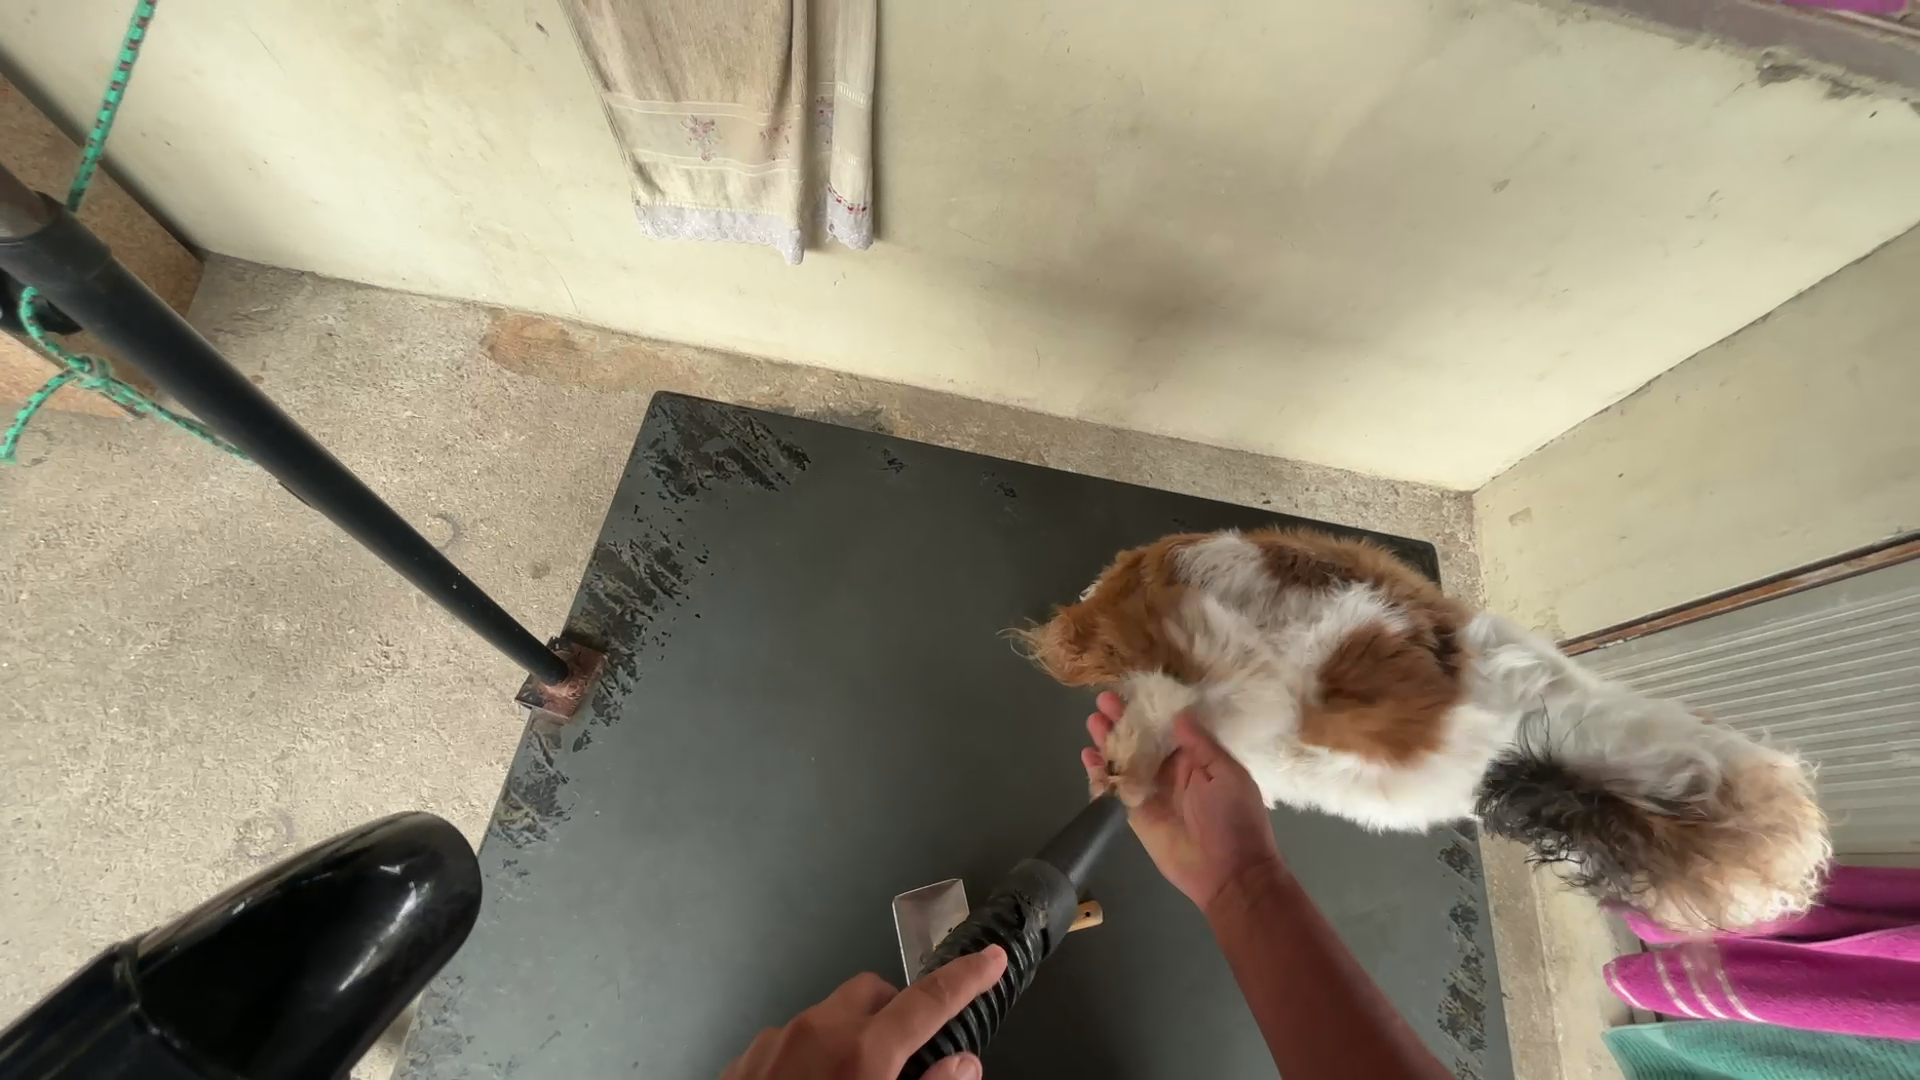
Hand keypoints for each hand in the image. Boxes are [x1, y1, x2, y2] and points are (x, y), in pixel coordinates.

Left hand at [719, 946, 1006, 1079]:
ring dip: (849, 1037)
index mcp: (862, 1053)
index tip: (991, 959)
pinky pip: (790, 1040)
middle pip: (873, 992)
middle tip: (904, 1057)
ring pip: (829, 1016)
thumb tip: (963, 1064)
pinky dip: (809, 1057)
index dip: (967, 979)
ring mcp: (775, 1041)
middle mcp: (818, 1031)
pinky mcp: (744, 1059)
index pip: (929, 1000)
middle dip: (895, 1013)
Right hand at [1082, 692, 1283, 912]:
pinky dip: (1099, 774)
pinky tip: (1088, 757)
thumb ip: (1200, 744)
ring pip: (1123, 760)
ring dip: (1107, 741)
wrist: (1230, 874)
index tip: (1130, 691)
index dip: (1147, 709)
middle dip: (1121, 720)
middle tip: (1103, 701)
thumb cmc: (1235, 819)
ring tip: (1093, 723)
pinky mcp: (1136, 813)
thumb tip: (1179, 714)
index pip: (1165, 727)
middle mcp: (1169, 771)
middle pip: (1139, 739)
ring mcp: (1151, 791)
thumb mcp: (1227, 774)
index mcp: (1194, 759)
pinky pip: (1114, 789)